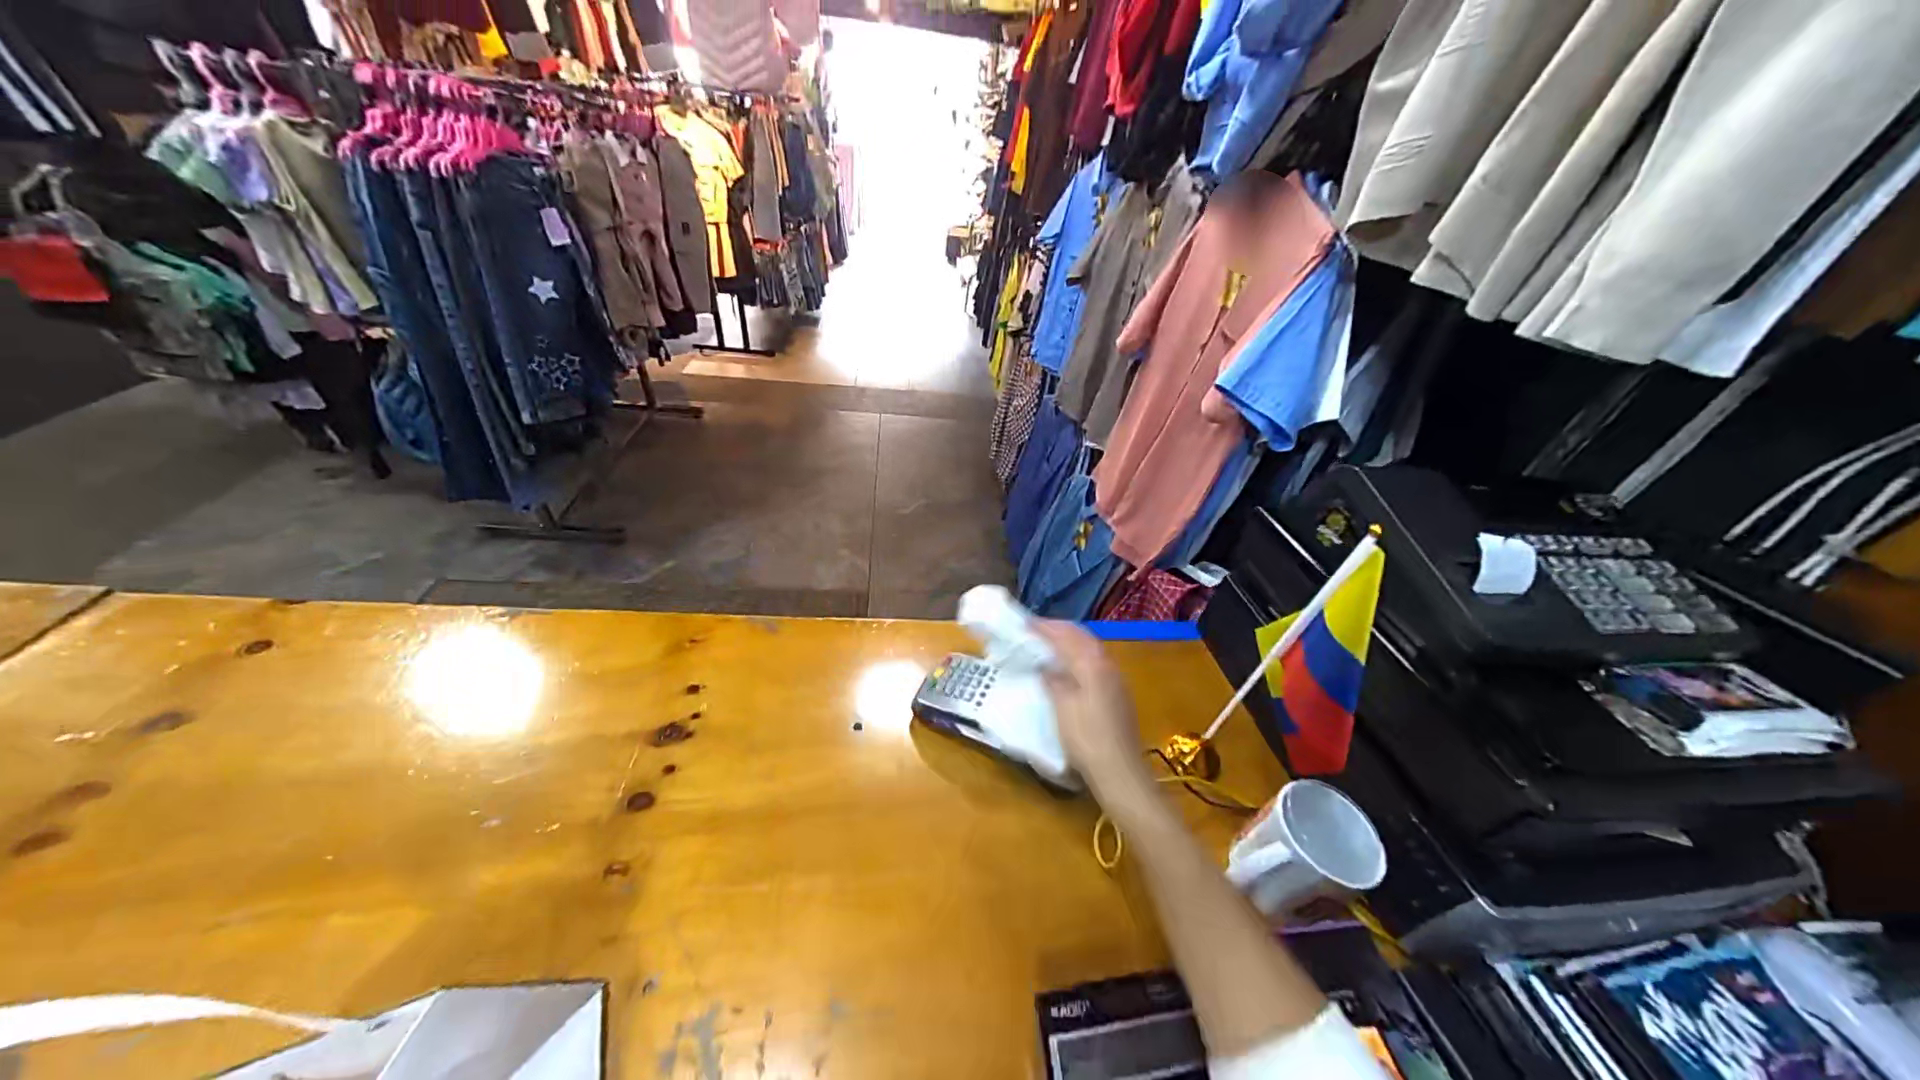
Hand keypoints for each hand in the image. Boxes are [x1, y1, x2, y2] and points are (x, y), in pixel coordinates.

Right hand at [1031, 620, 1154, 805]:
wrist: (1119, 770)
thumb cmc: (1086, 737)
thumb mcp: (1062, 707)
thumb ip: (1054, 680)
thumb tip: (1046, 666)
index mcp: (1092, 664)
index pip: (1066, 635)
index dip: (1045, 627)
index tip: (1025, 622)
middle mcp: (1107, 665)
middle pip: (1082, 637)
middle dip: (1059, 630)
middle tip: (1035, 629)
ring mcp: (1115, 679)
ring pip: (1091, 649)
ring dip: (1070, 642)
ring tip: (1048, 644)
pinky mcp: (1117, 694)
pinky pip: (1095, 662)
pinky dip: (1078, 656)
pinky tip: (1068, 667)